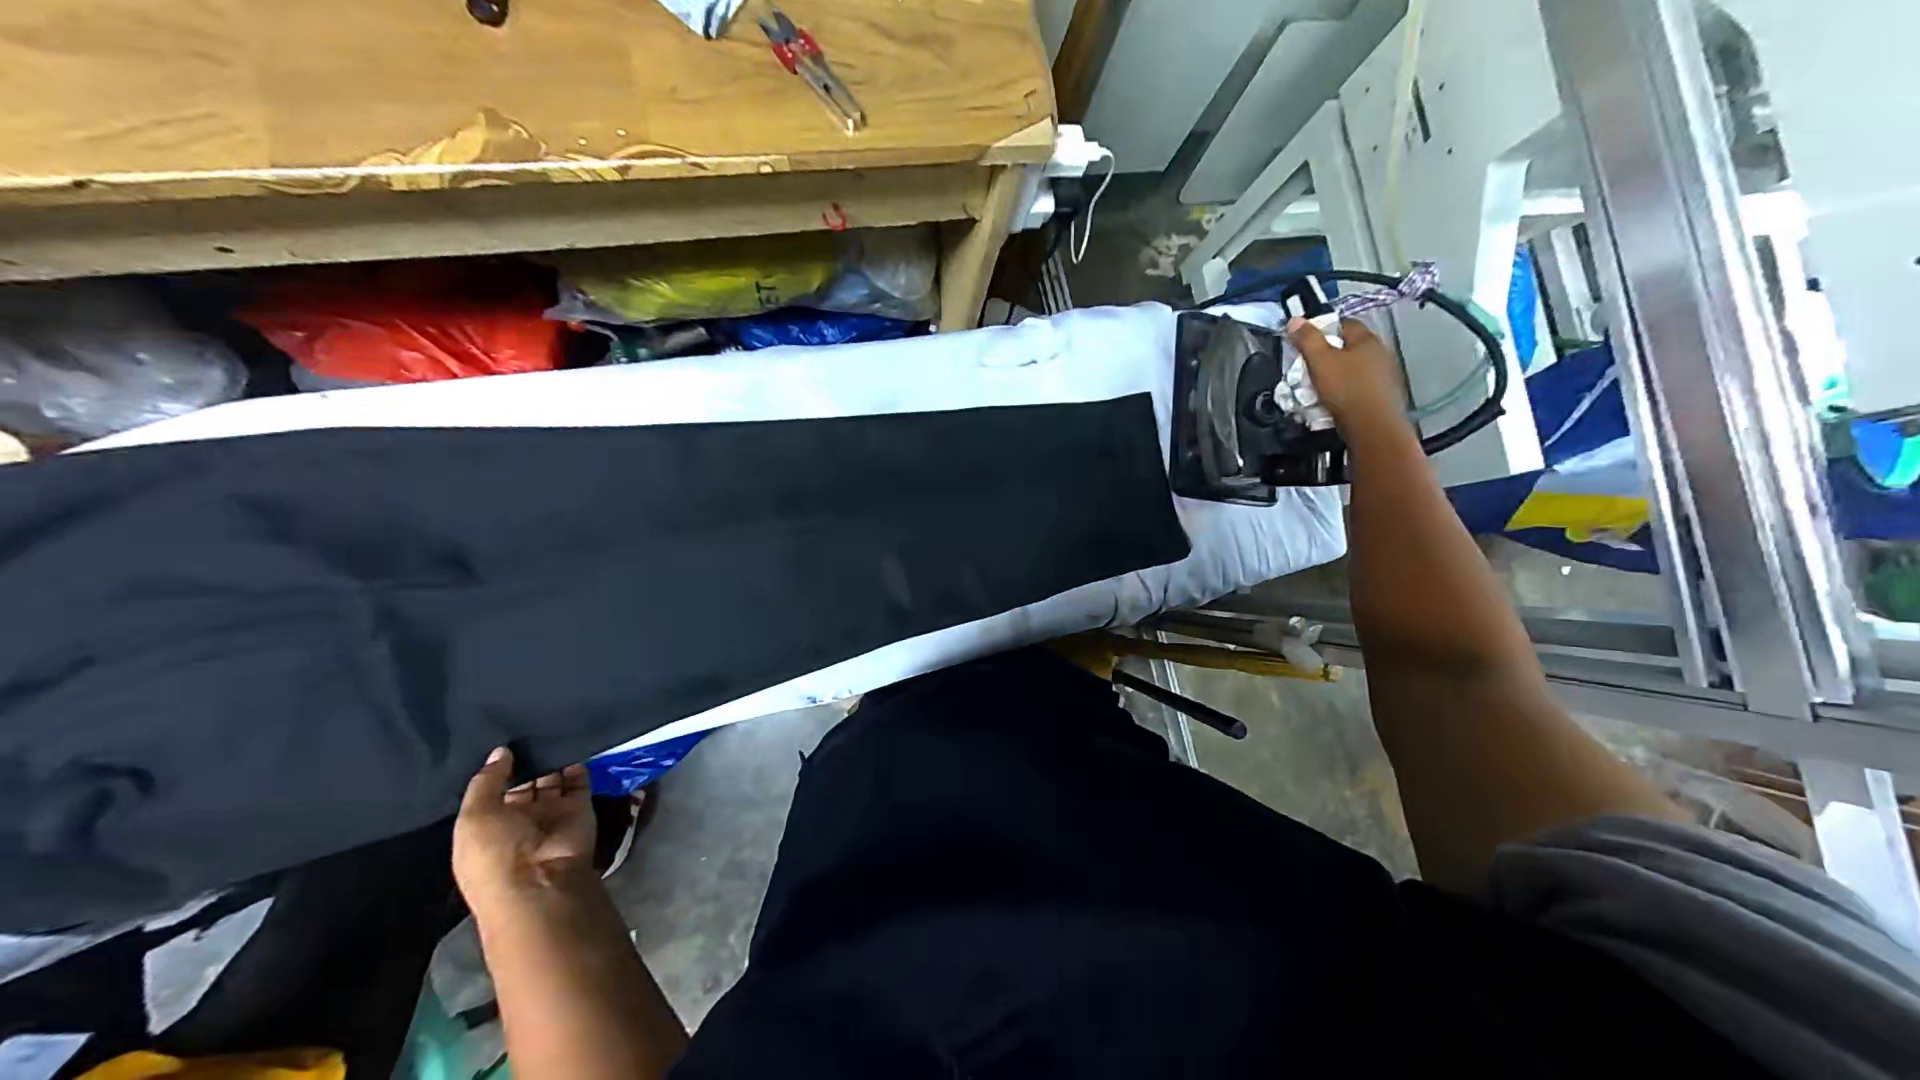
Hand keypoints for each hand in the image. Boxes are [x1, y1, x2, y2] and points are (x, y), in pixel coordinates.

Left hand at [454, 747, 596, 910]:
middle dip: (527, 761)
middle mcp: (521, 819)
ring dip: (551, 760)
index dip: (497, 769)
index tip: (502, 743)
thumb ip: (486, 780)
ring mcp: (552, 813)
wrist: (542, 878)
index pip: (494, 791)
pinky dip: (577, 765)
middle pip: (525, 782)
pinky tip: (569, 745)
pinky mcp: (580, 808)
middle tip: (528, 731)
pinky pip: (579, 781)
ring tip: (549, 732)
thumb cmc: (495, 852)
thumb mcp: (474, 816)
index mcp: (489, 825)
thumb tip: (500, 751)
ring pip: (552, 779)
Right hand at [1286, 316, 1407, 429]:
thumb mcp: (1320, 362)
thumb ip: (1307, 340)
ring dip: (1338, 373)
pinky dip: (1346, 390)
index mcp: (1367, 340)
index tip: (1309, 342)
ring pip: (1354, 367)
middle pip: (1350, 347)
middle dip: (1330, 354)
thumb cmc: (1345, 389)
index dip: (1325, 329)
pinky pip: (1359, 386)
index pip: (1345, 324)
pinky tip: (1334, 400)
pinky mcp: (1382, 395)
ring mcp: (1384, 375)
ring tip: (1320, 385)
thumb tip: (1295, 320)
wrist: (1371, 426)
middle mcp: (1380, 353)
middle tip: (1311, 365)